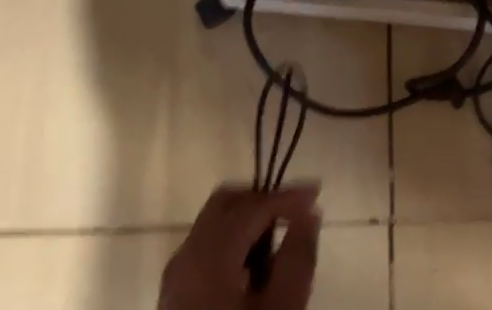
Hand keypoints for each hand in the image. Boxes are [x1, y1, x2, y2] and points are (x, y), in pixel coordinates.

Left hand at [160, 185, 320, 309]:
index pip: (253, 205)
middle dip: (262, 200)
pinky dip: (231, 241)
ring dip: (246, 220)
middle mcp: (185, 254)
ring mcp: (175, 273)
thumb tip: (309, 214)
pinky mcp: (174, 291)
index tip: (317, 193)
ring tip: (280, 240)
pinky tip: (255, 265)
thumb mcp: (284, 308)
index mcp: (209, 255)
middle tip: (296, 210)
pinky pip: (204, 246)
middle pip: (224, 203)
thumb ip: (298, 257)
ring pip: (212, 223)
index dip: (287, 195)